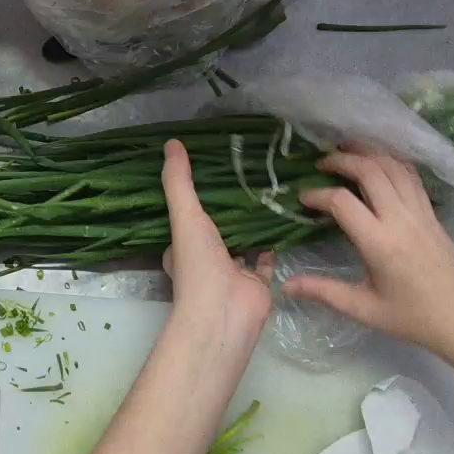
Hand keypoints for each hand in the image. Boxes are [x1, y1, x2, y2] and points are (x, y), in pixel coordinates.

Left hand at [160, 139, 273, 343]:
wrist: (226, 311)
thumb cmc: (198, 265)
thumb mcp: (185, 215)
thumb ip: (179, 181)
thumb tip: (171, 143)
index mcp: (181, 250)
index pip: (183, 222)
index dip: (189, 202)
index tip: (203, 176)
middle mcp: (205, 262)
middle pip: (215, 232)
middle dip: (225, 214)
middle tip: (240, 181)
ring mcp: (232, 273)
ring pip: (241, 245)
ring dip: (250, 227)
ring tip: (264, 195)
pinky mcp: (258, 282)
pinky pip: (266, 261)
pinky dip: (273, 247)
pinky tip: (282, 224)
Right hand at [285, 146, 453, 369]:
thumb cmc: (414, 318)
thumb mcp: (364, 309)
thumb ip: (324, 292)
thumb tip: (286, 285)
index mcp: (381, 244)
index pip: (342, 203)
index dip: (317, 195)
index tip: (302, 199)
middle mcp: (402, 220)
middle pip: (371, 171)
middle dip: (343, 160)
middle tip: (321, 162)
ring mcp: (421, 213)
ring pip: (395, 167)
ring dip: (369, 153)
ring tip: (347, 151)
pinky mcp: (433, 214)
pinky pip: (411, 176)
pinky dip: (392, 161)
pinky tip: (379, 162)